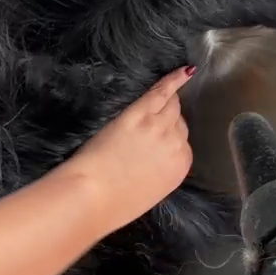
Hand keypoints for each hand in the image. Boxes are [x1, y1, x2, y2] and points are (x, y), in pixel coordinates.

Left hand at [55, 67, 194, 228]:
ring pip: (171, 104)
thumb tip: (156, 157)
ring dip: (168, 100)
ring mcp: (158, 126)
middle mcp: (176, 144)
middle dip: (168, 121)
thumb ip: (160, 169)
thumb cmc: (114, 203)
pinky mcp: (139, 114)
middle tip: (151, 125)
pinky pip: (162, 91)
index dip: (170, 137)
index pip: (183, 142)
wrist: (91, 196)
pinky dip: (175, 79)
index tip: (160, 138)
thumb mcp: (149, 191)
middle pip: (178, 121)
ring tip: (163, 96)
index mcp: (180, 167)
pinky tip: (184, 71)